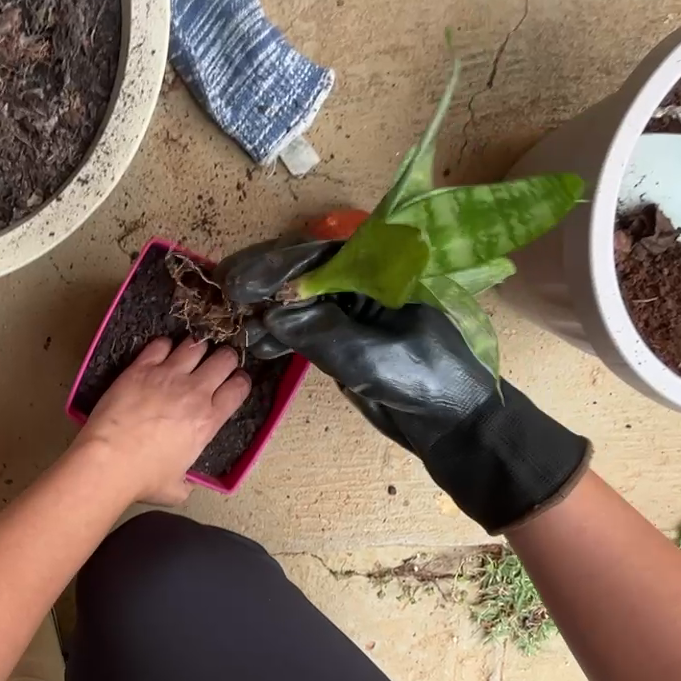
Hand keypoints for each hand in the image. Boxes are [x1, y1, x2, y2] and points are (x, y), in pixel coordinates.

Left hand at [73, 337, 250, 504]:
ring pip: (195, 345)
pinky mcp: (140, 368)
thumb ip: (187, 481)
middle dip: (224, 358)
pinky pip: (160, 344)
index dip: (240, 382)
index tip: (234, 383)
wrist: (109, 461)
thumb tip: (185, 484)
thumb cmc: (143, 478)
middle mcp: (194, 392)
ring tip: (192, 352)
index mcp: (208, 420)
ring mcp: (167, 376)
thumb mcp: (177, 488)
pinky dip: (163, 346)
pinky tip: (160, 353)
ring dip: (196, 347)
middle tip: (216, 363)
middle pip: (224, 359)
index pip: (239, 388)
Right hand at [219, 237, 591, 533]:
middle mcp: (364, 286)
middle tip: (230, 294)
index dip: (281, 265)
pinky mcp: (341, 339)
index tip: (245, 282)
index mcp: (386, 273)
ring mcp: (351, 313)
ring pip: (300, 302)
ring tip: (241, 330)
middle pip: (307, 274)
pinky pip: (303, 329)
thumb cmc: (426, 380)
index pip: (325, 257)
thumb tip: (271, 316)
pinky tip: (258, 346)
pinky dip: (280, 336)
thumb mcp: (374, 356)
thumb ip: (323, 334)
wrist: (450, 423)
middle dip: (267, 284)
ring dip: (269, 314)